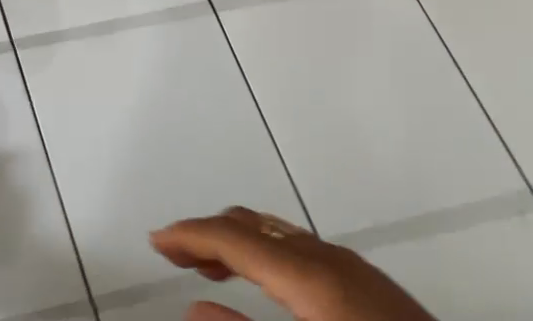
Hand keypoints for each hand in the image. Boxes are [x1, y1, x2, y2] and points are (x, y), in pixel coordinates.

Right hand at [151, 208, 437, 320]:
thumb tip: (195, 307)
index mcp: (310, 274)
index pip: (232, 235)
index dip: (188, 234)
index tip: (155, 241)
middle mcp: (332, 259)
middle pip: (256, 226)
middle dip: (210, 234)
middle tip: (177, 256)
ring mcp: (359, 271)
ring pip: (282, 235)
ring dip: (240, 244)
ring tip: (213, 268)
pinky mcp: (377, 288)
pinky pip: (306, 250)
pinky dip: (271, 255)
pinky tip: (271, 283)